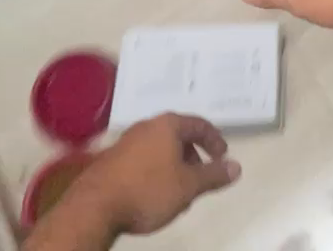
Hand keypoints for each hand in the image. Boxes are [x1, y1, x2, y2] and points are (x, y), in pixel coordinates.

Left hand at [52, 114, 240, 240]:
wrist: (94, 207)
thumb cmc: (148, 190)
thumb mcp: (188, 186)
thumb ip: (214, 175)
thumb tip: (237, 167)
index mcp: (169, 125)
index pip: (199, 125)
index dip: (215, 140)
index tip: (223, 157)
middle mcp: (148, 126)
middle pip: (178, 136)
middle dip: (192, 157)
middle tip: (200, 179)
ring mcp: (127, 141)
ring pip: (160, 149)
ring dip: (174, 167)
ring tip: (178, 193)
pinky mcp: (112, 158)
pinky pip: (143, 159)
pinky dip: (155, 171)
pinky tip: (153, 195)